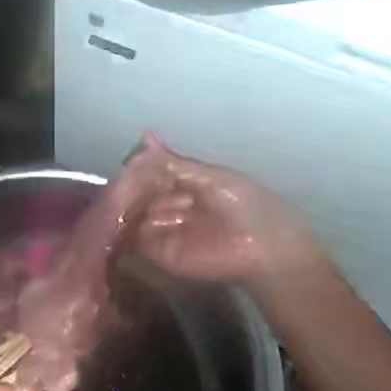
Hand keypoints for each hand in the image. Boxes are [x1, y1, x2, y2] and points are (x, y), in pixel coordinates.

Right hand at [127, 132, 323, 285]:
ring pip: (133, 217)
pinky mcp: (160, 255)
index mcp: (185, 187)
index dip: (138, 170)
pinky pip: (136, 240)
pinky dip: (133, 229)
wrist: (266, 247)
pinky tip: (138, 219)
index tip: (131, 164)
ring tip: (139, 206)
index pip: (150, 176)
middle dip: (131, 190)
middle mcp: (171, 209)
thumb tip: (144, 136)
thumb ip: (174, 163)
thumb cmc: (247, 206)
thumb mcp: (212, 177)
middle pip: (138, 197)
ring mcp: (164, 232)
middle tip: (125, 187)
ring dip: (133, 209)